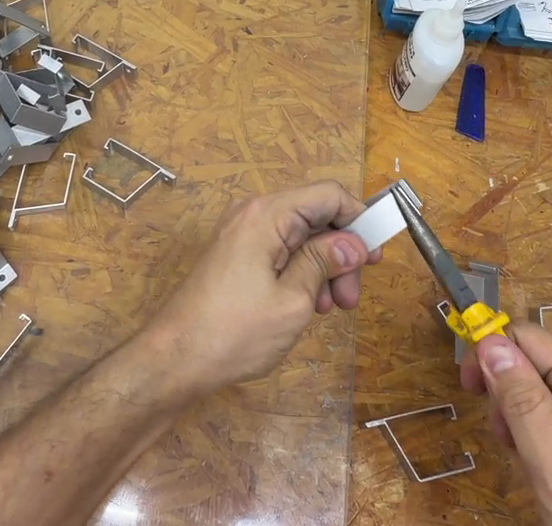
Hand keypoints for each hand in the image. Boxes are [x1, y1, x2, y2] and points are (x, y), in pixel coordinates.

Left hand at [132, 181, 379, 398]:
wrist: (176, 357)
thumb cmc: (235, 330)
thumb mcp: (292, 300)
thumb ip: (324, 263)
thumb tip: (355, 242)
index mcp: (267, 214)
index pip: (328, 194)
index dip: (359, 219)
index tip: (376, 258)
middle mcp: (254, 213)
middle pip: (315, 215)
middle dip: (341, 252)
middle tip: (350, 298)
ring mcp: (243, 232)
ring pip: (301, 236)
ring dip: (324, 267)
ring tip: (329, 309)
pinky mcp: (238, 253)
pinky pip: (281, 250)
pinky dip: (301, 271)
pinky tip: (308, 305)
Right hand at [461, 323, 551, 525]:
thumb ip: (523, 403)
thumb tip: (489, 342)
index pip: (523, 336)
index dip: (489, 357)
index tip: (471, 395)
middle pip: (535, 358)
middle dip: (509, 392)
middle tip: (508, 443)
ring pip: (547, 381)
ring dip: (524, 412)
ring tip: (531, 459)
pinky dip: (546, 425)